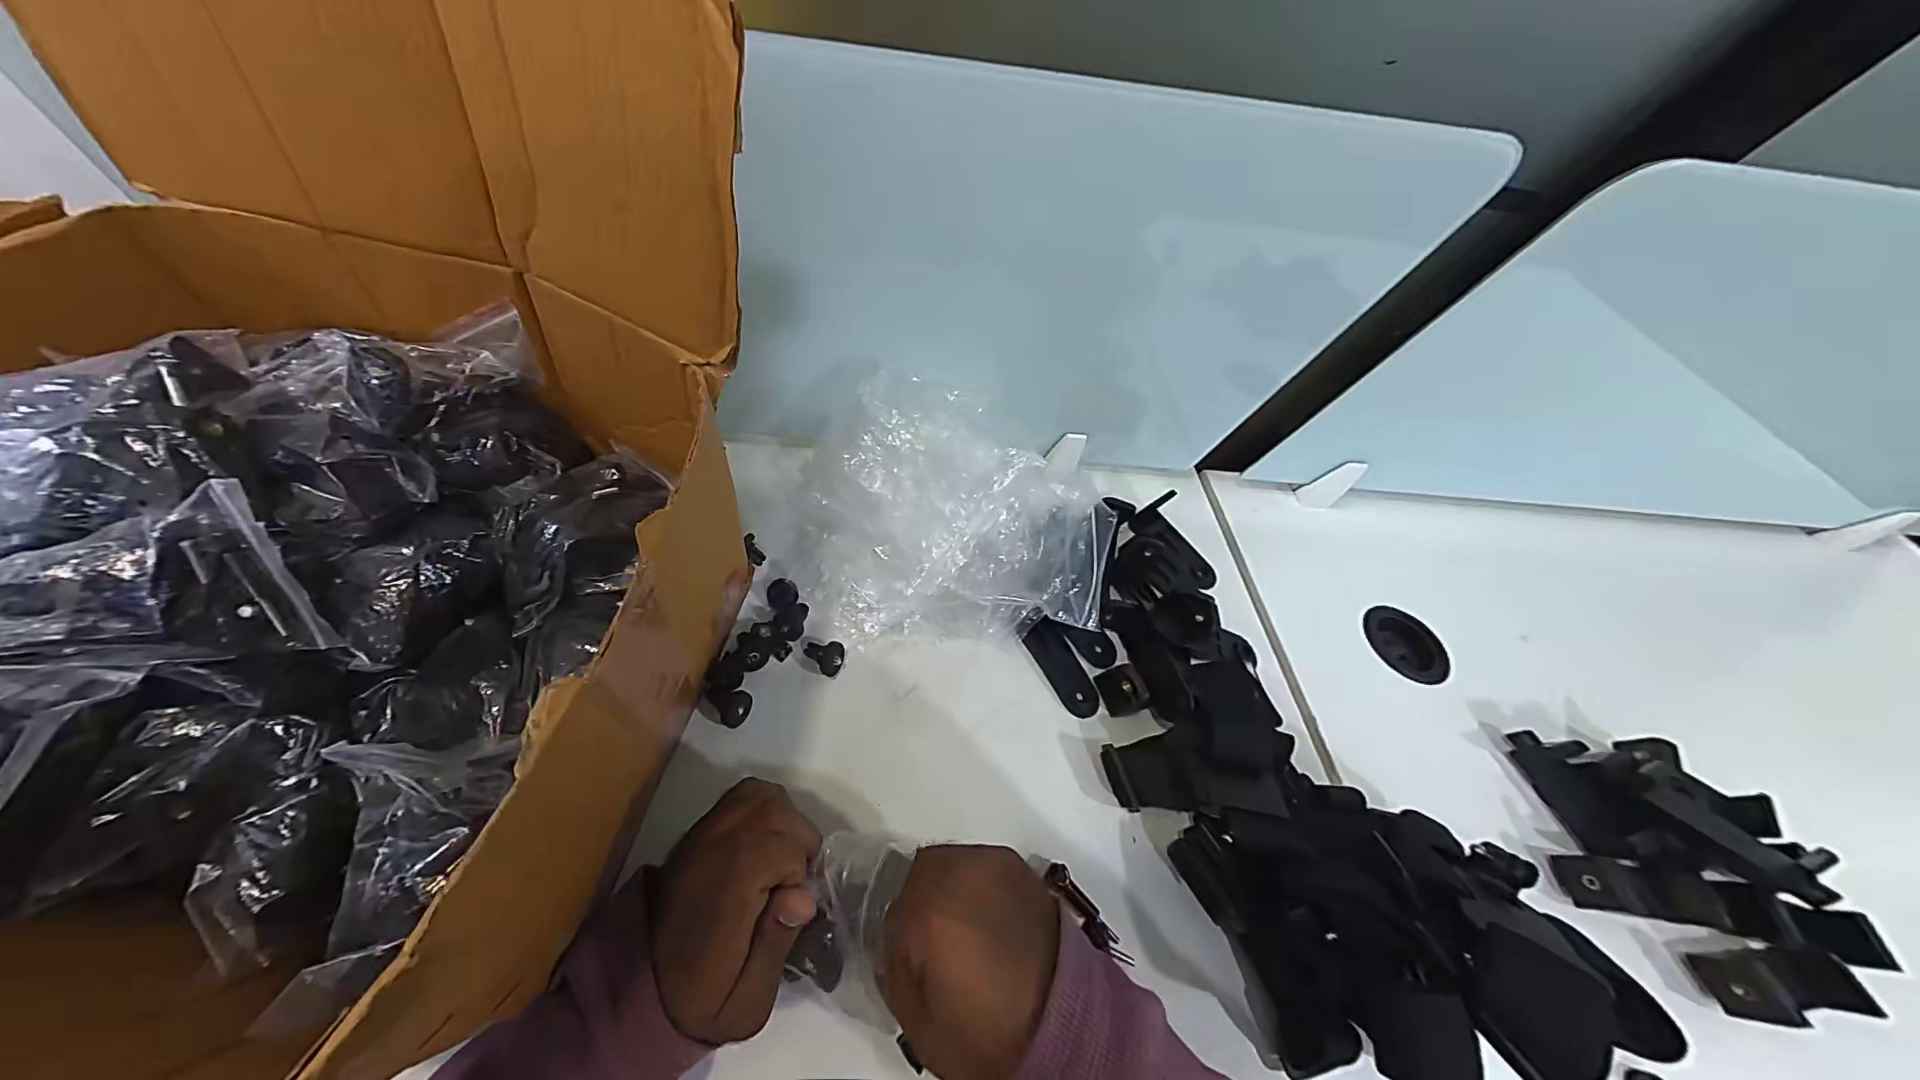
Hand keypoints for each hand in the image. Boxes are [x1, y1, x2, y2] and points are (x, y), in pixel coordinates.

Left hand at [650, 778, 822, 1043]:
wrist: (640, 988)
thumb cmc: (699, 1000)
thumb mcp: (744, 1003)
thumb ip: (776, 947)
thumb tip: (803, 896)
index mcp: (725, 890)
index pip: (786, 851)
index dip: (798, 880)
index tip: (783, 912)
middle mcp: (714, 849)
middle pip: (778, 813)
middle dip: (798, 847)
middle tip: (788, 886)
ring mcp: (703, 833)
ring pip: (764, 796)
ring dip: (784, 824)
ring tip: (779, 862)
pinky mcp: (698, 830)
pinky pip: (744, 794)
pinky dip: (764, 810)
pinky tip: (764, 844)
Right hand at [880, 845, 1061, 1079]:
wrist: (1066, 1020)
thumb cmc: (993, 1031)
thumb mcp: (920, 1023)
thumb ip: (895, 972)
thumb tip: (894, 947)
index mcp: (929, 911)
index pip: (891, 912)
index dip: (898, 939)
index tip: (908, 958)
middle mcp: (960, 873)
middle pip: (917, 875)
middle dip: (920, 904)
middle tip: (933, 941)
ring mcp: (992, 863)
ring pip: (949, 864)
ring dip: (947, 889)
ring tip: (963, 930)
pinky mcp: (1018, 864)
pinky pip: (979, 865)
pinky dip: (975, 883)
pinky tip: (984, 918)